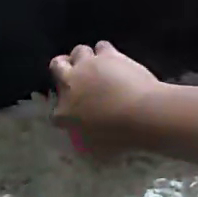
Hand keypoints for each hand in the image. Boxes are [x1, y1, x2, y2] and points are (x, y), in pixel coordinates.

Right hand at [49, 41, 163, 150]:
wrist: (142, 115)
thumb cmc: (118, 139)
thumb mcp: (94, 149)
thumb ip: (82, 140)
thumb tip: (82, 136)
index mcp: (64, 113)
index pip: (56, 111)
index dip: (65, 110)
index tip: (74, 113)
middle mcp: (70, 85)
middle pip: (56, 66)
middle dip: (63, 67)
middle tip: (75, 74)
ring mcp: (89, 67)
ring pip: (78, 51)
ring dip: (84, 57)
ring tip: (96, 66)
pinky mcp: (109, 56)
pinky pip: (102, 46)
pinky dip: (106, 53)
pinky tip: (115, 61)